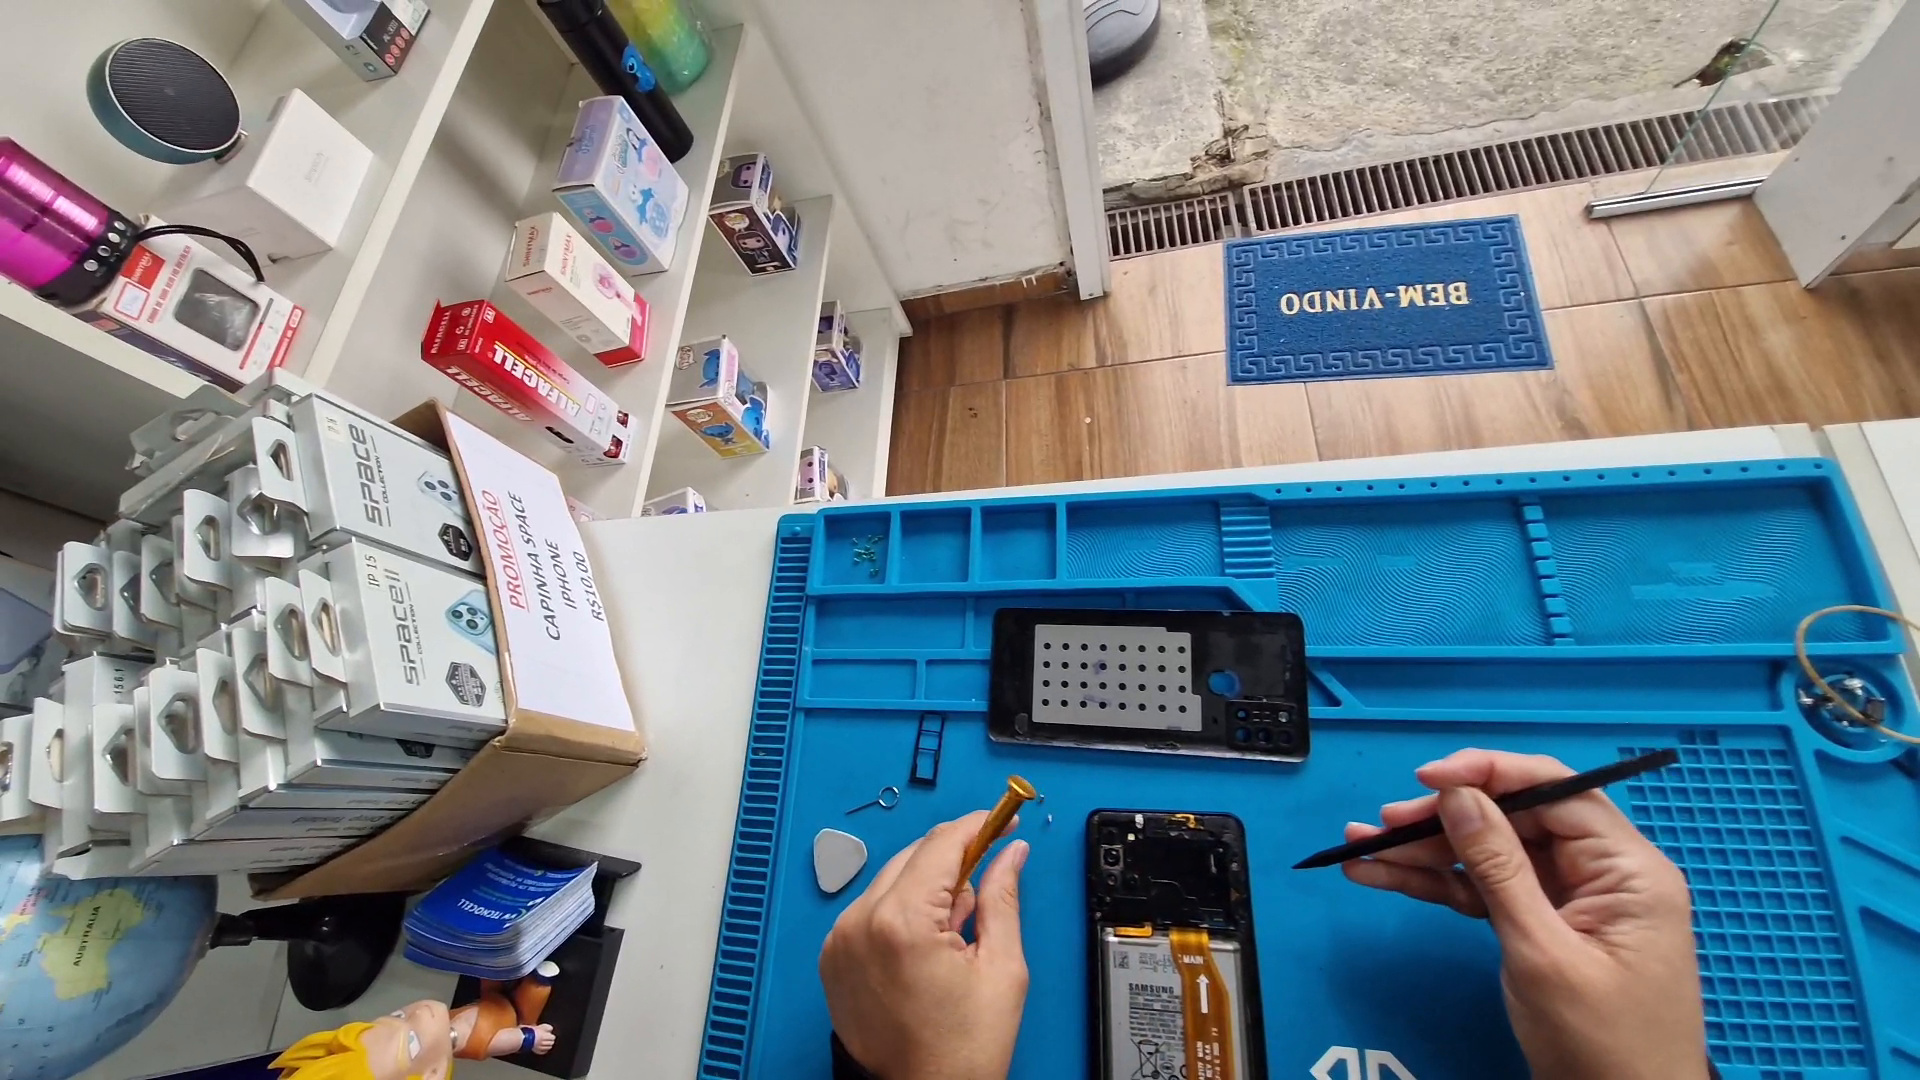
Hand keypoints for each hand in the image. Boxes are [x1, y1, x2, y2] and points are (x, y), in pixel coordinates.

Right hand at [529, 1024, 555, 1054]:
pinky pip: (543, 1052)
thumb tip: (551, 1029)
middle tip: (550, 1040)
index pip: (553, 1038)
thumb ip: (548, 1028)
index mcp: (544, 1036)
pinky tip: (545, 1048)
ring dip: (549, 1045)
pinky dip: (545, 1050)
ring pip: (548, 1048)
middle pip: (551, 1043)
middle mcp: (542, 1043)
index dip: (552, 1036)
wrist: (524, 1037)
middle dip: (551, 1041)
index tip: (551, 1036)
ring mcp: (539, 1048)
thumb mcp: (542, 1026)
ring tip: (548, 1043)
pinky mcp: (536, 1051)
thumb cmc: (532, 1031)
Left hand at [819, 811, 1030, 1079]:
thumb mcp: (1001, 970)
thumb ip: (1003, 897)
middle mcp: (861, 920)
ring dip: (930, 884)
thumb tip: (1012, 852)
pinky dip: (904, 907)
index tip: (1002, 821)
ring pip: (895, 876)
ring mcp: (842, 937)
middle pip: (917, 854)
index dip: (978, 826)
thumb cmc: (959, 1055)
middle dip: (956, 859)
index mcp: (902, 921)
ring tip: (959, 928)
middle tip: (990, 879)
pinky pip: (874, 904)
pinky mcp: (834, 953)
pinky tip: (929, 940)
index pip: (942, 843)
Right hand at [1341, 749, 1709, 1079]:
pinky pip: (1473, 882)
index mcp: (1625, 870)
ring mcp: (1561, 894)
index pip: (1553, 790)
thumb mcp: (1541, 950)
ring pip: (1481, 848)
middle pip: (1507, 816)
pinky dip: (1428, 880)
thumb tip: (1457, 793)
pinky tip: (1377, 874)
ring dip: (1421, 849)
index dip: (1487, 772)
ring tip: (1360, 846)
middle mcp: (1595, 870)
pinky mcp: (1532, 917)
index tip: (1427, 778)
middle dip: (1440, 818)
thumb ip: (1498, 866)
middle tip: (1384, 824)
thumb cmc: (1601, 1043)